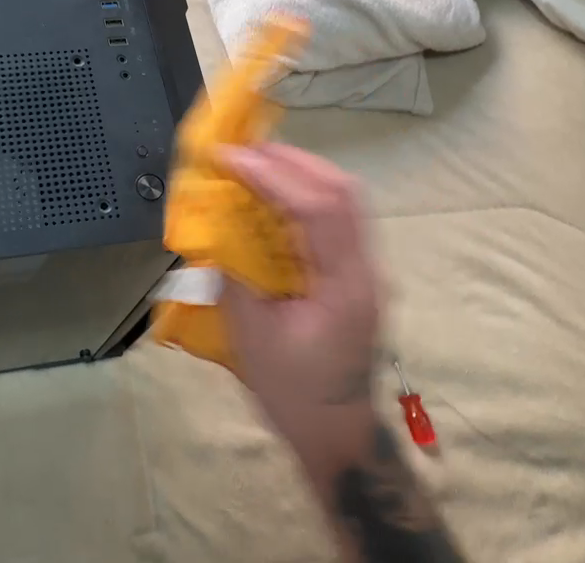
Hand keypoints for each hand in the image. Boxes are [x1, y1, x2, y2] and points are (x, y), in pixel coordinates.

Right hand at [219, 144, 459, 561]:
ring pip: (344, 197)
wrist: (335, 432)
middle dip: (290, 160)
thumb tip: (217, 221)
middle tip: (242, 152)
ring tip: (254, 165)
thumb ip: (236, 272)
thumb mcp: (251, 334)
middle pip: (341, 191)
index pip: (318, 209)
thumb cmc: (292, 391)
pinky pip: (336, 215)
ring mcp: (367, 268)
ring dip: (298, 171)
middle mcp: (365, 269)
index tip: (230, 157)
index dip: (272, 174)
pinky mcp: (356, 271)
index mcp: (344, 287)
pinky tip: (273, 195)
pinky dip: (304, 192)